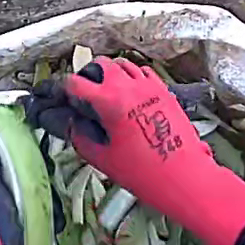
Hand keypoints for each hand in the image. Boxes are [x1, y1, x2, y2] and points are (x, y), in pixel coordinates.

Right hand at [30, 57, 244, 244]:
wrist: (188, 179)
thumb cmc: (143, 172)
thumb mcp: (102, 158)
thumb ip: (80, 136)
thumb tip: (71, 124)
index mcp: (108, 101)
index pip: (74, 82)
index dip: (60, 88)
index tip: (56, 95)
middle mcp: (128, 86)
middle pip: (100, 64)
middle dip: (87, 75)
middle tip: (83, 93)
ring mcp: (150, 86)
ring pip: (123, 65)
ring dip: (110, 73)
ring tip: (106, 90)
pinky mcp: (165, 92)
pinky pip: (143, 73)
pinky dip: (132, 77)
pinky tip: (130, 94)